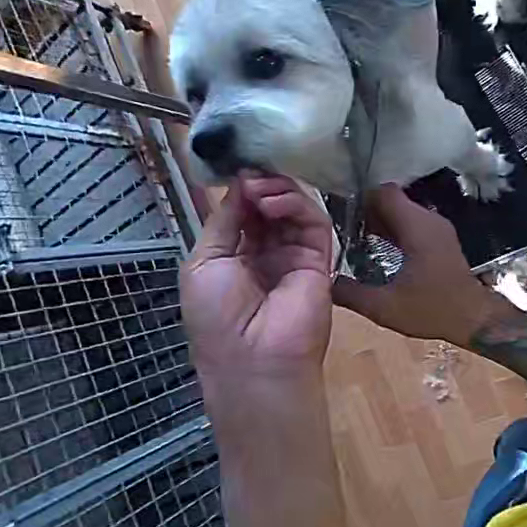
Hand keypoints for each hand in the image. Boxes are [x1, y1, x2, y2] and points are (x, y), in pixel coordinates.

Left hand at [181, 175, 334, 405]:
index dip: (242, 188)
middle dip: (261, 185)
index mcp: (236, 255)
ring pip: (295, 210)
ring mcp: (296, 255)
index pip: (245, 211)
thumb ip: (225, 221)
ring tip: (261, 192)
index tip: (238, 168)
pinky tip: (275, 204)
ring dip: (278, 192)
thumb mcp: (204, 262)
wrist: (253, 358)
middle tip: (252, 178)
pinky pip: (315, 224)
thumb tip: (239, 184)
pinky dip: (297, 206)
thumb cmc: (217, 316)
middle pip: (271, 206)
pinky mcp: (322, 259)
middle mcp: (268, 252)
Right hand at [331, 184, 514, 345]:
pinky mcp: (441, 240)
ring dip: (380, 221)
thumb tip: (324, 280)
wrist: (475, 319)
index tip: (337, 210)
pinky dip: (395, 231)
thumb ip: (350, 293)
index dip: (359, 197)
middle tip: (340, 227)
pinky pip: (413, 225)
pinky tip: (377, 249)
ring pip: (403, 212)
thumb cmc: (432, 310)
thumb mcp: (384, 307)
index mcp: (417, 227)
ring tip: (354, 238)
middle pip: (392, 200)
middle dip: (366, 210)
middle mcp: (429, 220)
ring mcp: (438, 229)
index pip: (383, 192)